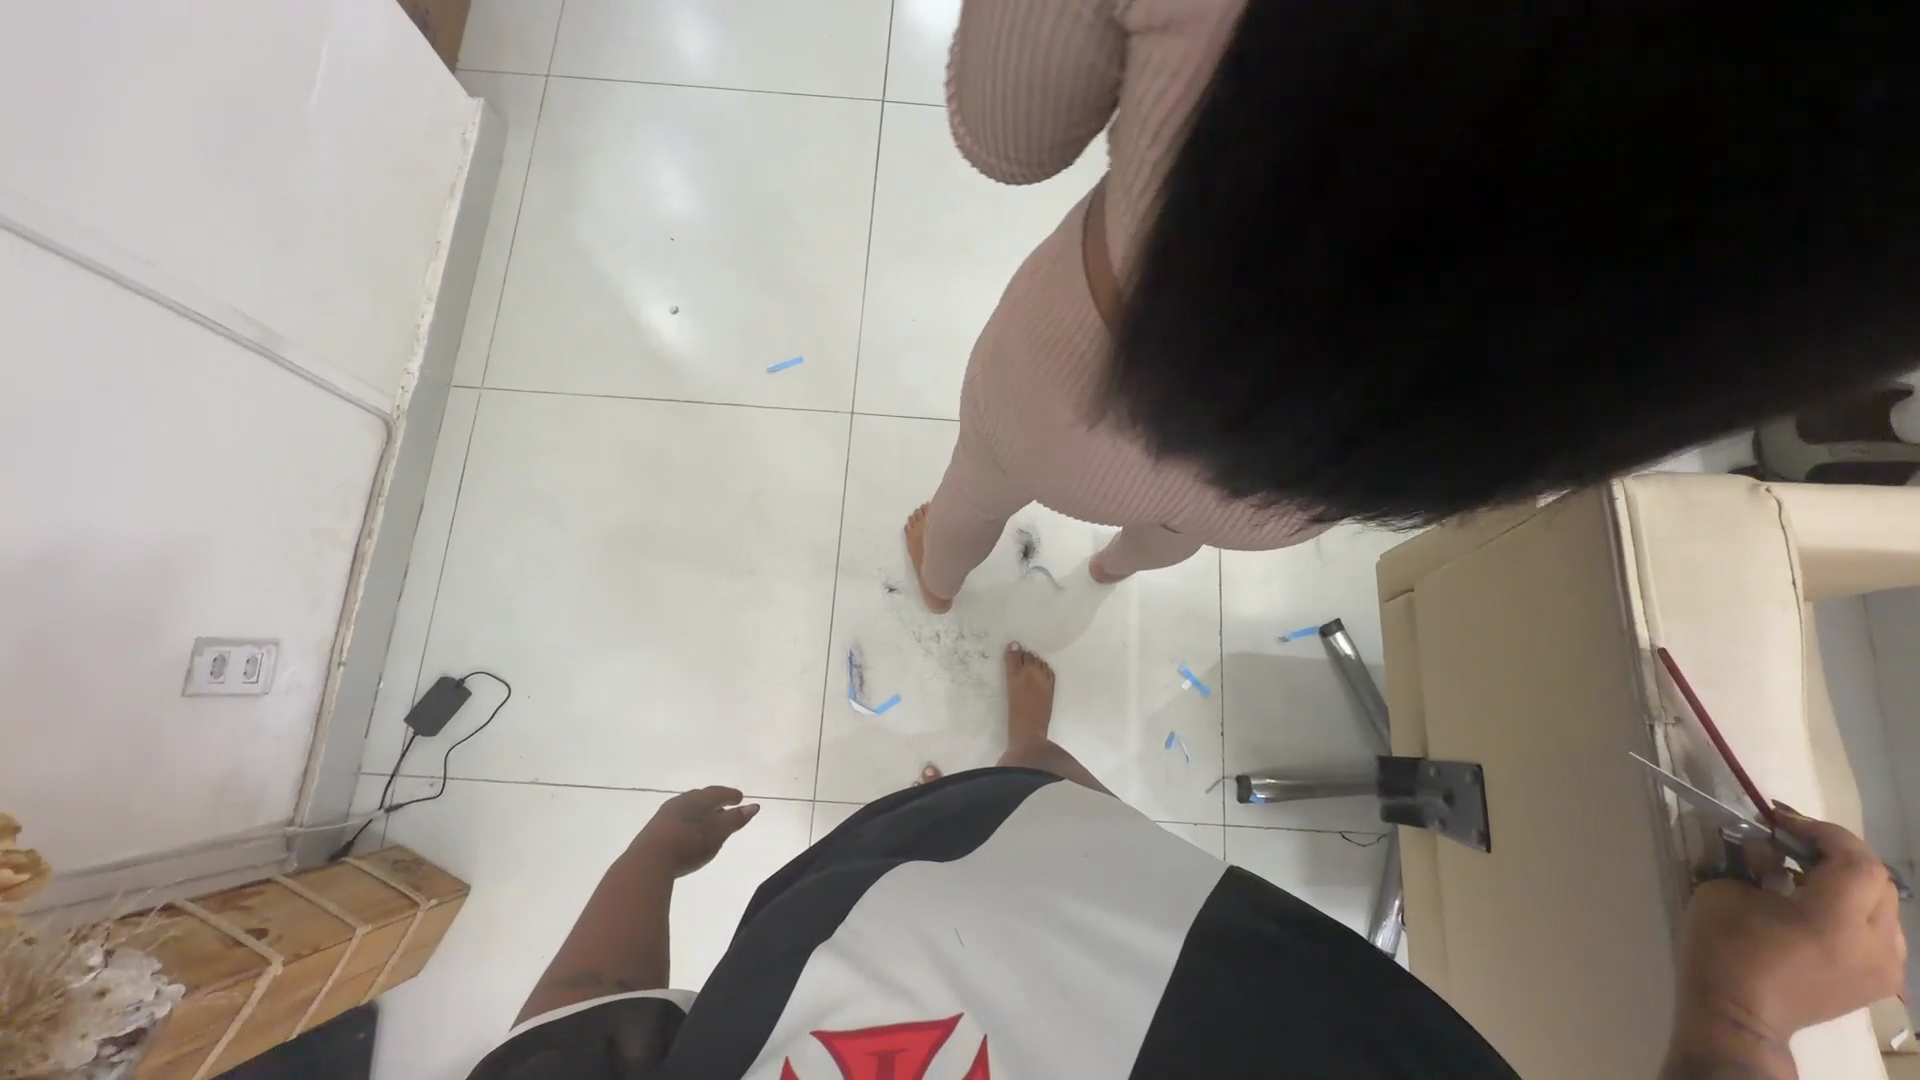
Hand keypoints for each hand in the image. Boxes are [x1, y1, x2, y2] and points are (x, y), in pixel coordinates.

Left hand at [631, 787, 759, 877]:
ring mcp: (664, 815)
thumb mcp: (717, 834)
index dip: (731, 794)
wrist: (648, 862)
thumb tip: (754, 806)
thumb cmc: (689, 845)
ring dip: (699, 813)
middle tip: (725, 808)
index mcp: (697, 799)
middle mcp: (680, 801)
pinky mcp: (654, 830)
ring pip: (687, 808)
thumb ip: (735, 819)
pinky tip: (687, 833)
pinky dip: (687, 822)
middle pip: (701, 798)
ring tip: (707, 822)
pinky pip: (676, 819)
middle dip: (714, 802)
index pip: (718, 792)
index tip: (740, 798)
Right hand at [1674, 808, 1906, 1040]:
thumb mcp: (1722, 893)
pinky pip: (1881, 932)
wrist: (1738, 1012)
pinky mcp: (1881, 980)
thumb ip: (1754, 867)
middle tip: (1789, 839)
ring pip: (1885, 907)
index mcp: (1834, 921)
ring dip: (1848, 881)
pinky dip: (1853, 909)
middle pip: (1879, 881)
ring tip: (1802, 874)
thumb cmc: (1721, 948)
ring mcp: (1886, 967)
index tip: (1780, 819)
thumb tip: (1769, 851)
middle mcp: (1876, 944)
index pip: (1857, 862)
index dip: (1823, 831)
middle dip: (1835, 851)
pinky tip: (1815, 909)